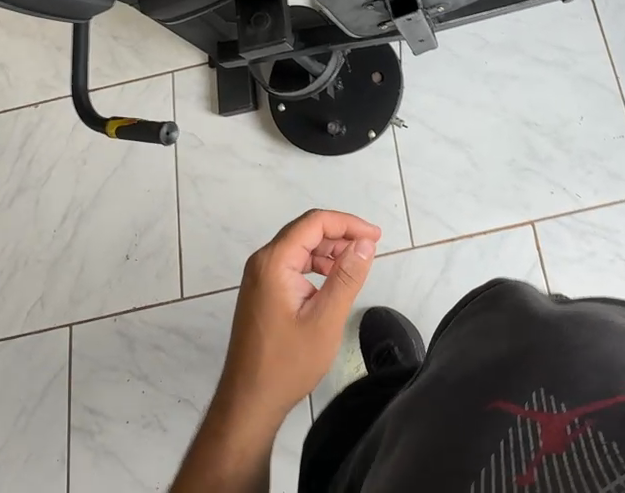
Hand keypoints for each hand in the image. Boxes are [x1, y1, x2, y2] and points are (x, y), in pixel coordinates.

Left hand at [217, 209, 380, 423]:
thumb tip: (365, 243)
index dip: (348, 223)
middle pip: (306, 231)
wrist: (249, 402)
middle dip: (340, 235)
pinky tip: (332, 282)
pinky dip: (316, 266)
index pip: (314, 222)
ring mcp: (259, 277)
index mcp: (274, 262)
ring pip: (300, 247)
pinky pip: (293, 265)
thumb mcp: (326, 318)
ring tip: (355, 266)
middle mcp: (262, 262)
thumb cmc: (288, 363)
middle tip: (370, 249)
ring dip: (329, 251)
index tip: (375, 237)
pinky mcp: (262, 292)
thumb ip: (347, 276)